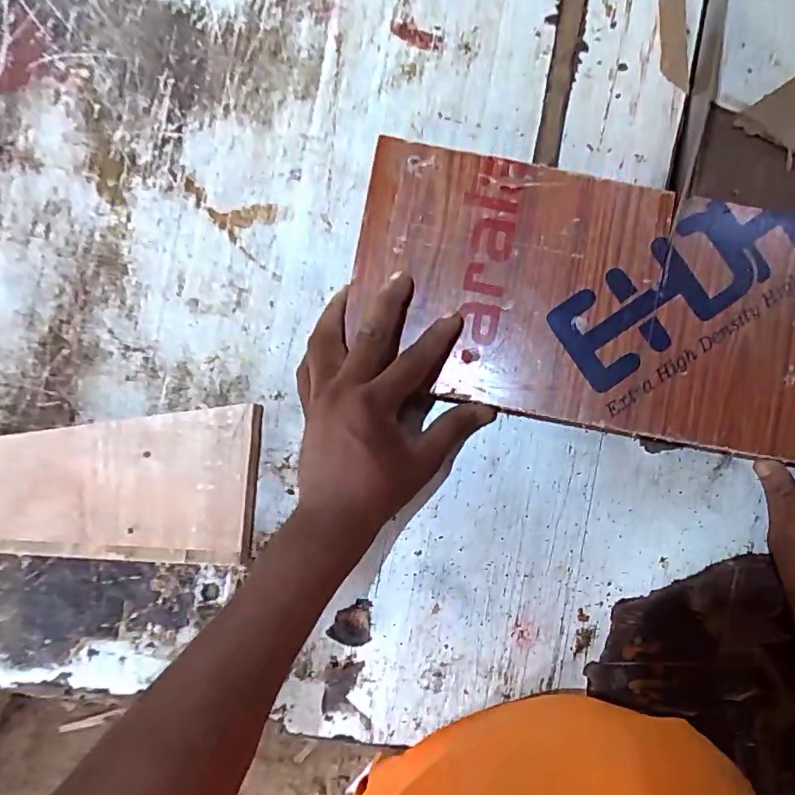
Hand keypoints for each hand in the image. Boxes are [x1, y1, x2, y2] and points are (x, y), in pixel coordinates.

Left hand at [293, 275, 495, 555]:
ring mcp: (321, 396)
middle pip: (364, 337)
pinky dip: (316, 347)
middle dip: (384, 304)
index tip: (453, 316)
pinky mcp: (310, 406)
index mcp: (373, 403)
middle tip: (398, 276)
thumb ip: (454, 429)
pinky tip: (325, 338)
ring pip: (322, 344)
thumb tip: (487, 410)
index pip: (411, 362)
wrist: (332, 517)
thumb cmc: (381, 490)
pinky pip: (308, 367)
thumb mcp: (423, 461)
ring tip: (348, 291)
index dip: (436, 339)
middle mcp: (343, 390)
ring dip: (336, 314)